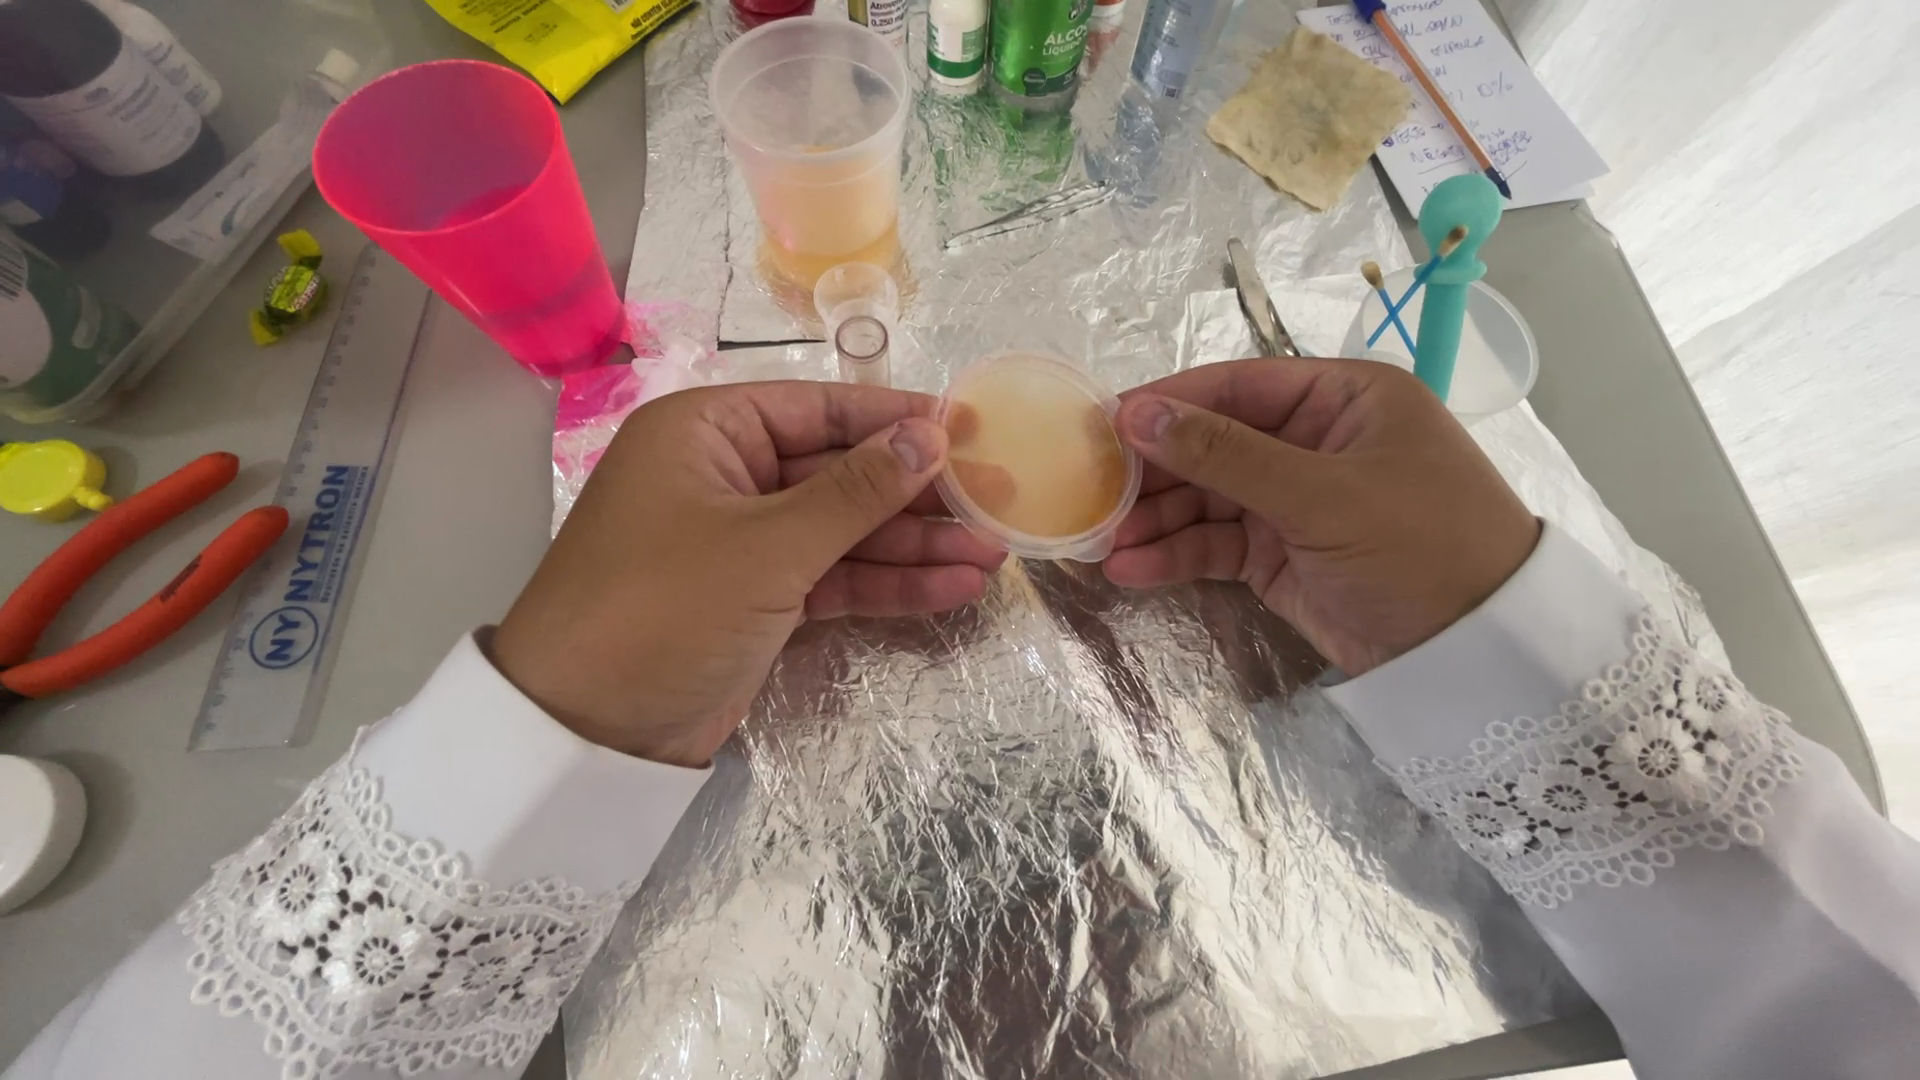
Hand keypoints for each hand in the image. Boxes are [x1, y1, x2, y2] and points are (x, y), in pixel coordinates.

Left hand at [491, 382, 1005, 766]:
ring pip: (846, 531)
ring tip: (992, 555)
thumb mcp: (768, 543)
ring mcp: (748, 541)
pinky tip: (952, 589)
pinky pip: (835, 577)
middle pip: (841, 473)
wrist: (588, 733)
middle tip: (997, 501)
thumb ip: (856, 490)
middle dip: (918, 494)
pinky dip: (888, 585)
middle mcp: (730, 477)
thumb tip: (931, 435)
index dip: (897, 418)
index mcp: (710, 433)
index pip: (821, 409)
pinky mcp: (763, 598)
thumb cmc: (665, 608)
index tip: (968, 430)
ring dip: (916, 546)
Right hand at [1103, 358, 1538, 675]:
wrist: (1474, 655)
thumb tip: (1136, 414)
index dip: (1168, 403)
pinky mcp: (1275, 554)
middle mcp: (1309, 443)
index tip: (1103, 423)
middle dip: (1152, 472)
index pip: (1235, 388)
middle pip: (1210, 445)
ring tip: (1103, 542)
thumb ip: (1223, 454)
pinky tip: (1132, 570)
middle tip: (1091, 490)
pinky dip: (1174, 556)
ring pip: (1203, 499)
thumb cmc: (1420, 546)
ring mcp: (1290, 501)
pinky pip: (1213, 545)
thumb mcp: (1320, 494)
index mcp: (1339, 400)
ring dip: (1154, 520)